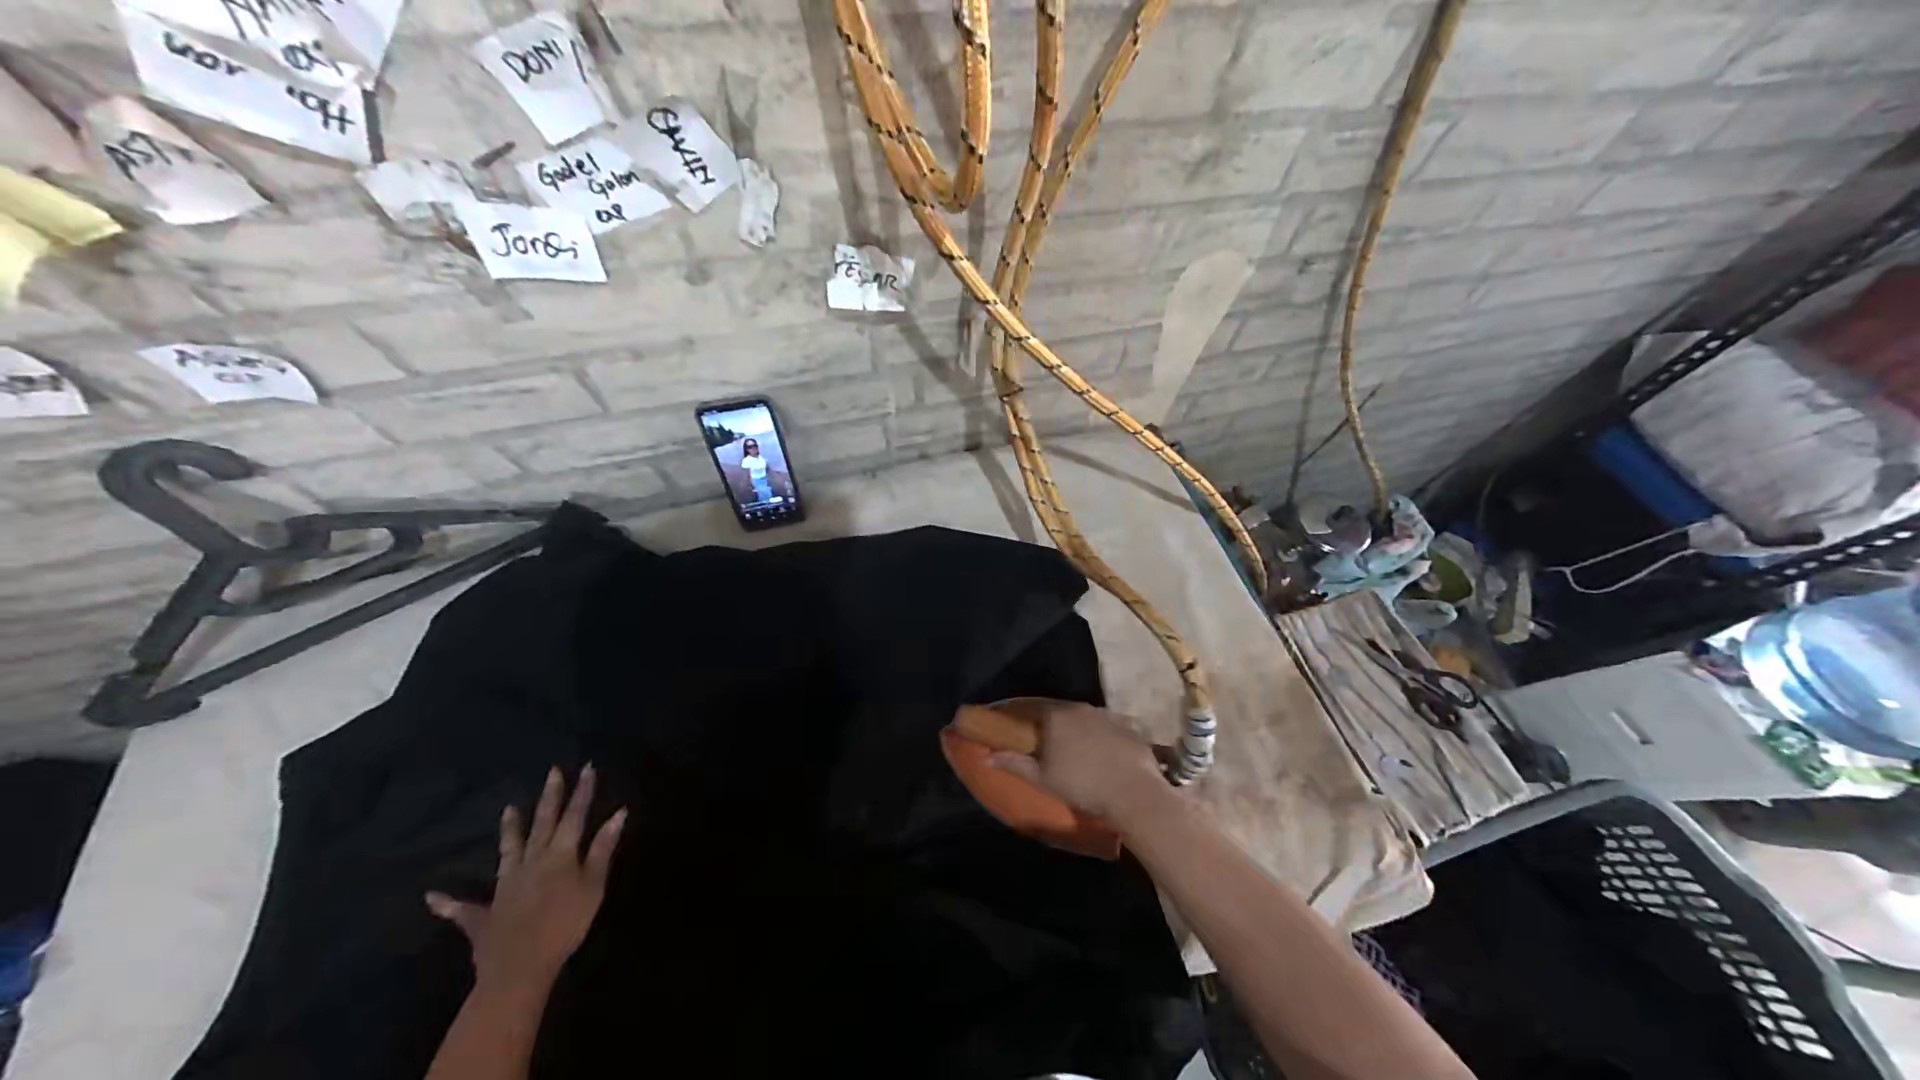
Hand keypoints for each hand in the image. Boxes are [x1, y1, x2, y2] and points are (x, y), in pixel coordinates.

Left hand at [426, 765, 626, 993]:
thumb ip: (602, 849)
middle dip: (550, 797)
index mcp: (558, 855)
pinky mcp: (484, 914)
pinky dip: (448, 903)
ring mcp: (505, 885)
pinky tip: (432, 897)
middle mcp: (530, 862)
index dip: (582, 791)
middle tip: (553, 772)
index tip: (588, 767)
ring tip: (508, 809)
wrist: (519, 967)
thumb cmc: (565, 924)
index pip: (574, 816)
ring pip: (508, 850)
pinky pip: (463, 908)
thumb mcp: (593, 885)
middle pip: (542, 824)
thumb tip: (617, 813)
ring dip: (509, 829)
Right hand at [987, 702, 1167, 820]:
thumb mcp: (1042, 778)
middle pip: (1057, 713)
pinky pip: (1106, 727)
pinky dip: (1100, 737)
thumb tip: (986, 757)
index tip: (1021, 737)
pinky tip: (1103, 755)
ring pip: (1083, 718)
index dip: (1024, 724)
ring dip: (1076, 731)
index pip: (1031, 712)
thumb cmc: (1081, 784)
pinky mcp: (1127, 725)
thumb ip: (1013, 763)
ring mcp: (1105, 714)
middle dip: (1050, 727)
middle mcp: (1078, 708)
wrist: (1133, 791)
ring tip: (1077, 754)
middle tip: (1049, 749)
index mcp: (1054, 716)